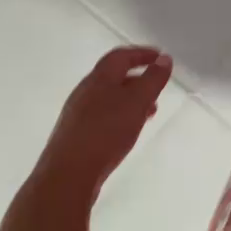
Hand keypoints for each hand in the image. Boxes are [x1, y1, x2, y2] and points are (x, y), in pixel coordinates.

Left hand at [31, 46, 173, 201]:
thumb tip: (164, 59)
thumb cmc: (106, 132)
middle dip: (137, 78)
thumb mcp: (138, 102)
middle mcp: (84, 92)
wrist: (67, 177)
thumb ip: (153, 79)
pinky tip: (126, 133)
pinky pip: (101, 117)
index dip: (141, 53)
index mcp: (98, 78)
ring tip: (148, 113)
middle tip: (156, 86)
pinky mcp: (73, 137)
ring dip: (129, 100)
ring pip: (107, 98)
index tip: (159, 57)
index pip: (120, 56)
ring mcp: (76, 115)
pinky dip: (118, 116)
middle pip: (113, 76)